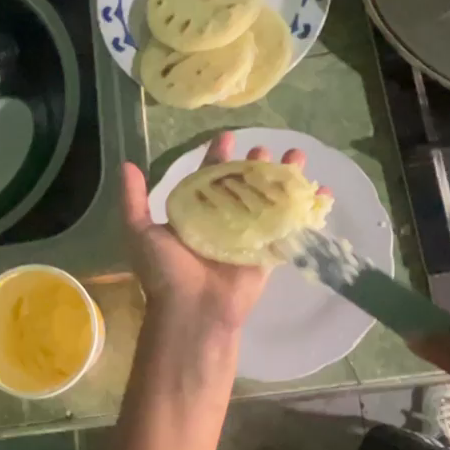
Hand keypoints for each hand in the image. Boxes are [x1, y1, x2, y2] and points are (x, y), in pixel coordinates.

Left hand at [119, 133, 309, 330]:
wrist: (192, 311)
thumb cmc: (165, 272)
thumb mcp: (140, 231)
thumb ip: (133, 199)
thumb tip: (126, 164)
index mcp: (193, 213)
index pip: (207, 177)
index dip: (217, 157)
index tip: (227, 138)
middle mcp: (221, 220)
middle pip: (242, 184)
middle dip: (255, 164)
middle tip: (264, 150)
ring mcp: (247, 235)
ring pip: (268, 199)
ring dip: (284, 177)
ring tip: (297, 156)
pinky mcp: (268, 252)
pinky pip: (290, 226)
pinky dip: (307, 209)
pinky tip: (323, 190)